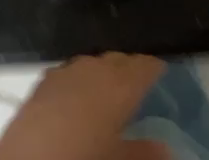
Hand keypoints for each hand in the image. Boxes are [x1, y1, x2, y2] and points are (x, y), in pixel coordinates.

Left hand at [0, 53, 166, 159]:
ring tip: (110, 94)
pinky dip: (81, 80)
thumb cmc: (80, 158)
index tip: (163, 76)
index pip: (146, 64)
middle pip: (120, 59)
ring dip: (104, 73)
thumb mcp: (117, 159)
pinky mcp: (42, 83)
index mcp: (119, 84)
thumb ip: (144, 152)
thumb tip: (166, 148)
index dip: (155, 69)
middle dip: (130, 70)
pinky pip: (71, 72)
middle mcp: (94, 69)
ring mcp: (65, 72)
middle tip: (140, 89)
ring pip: (94, 63)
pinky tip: (79, 99)